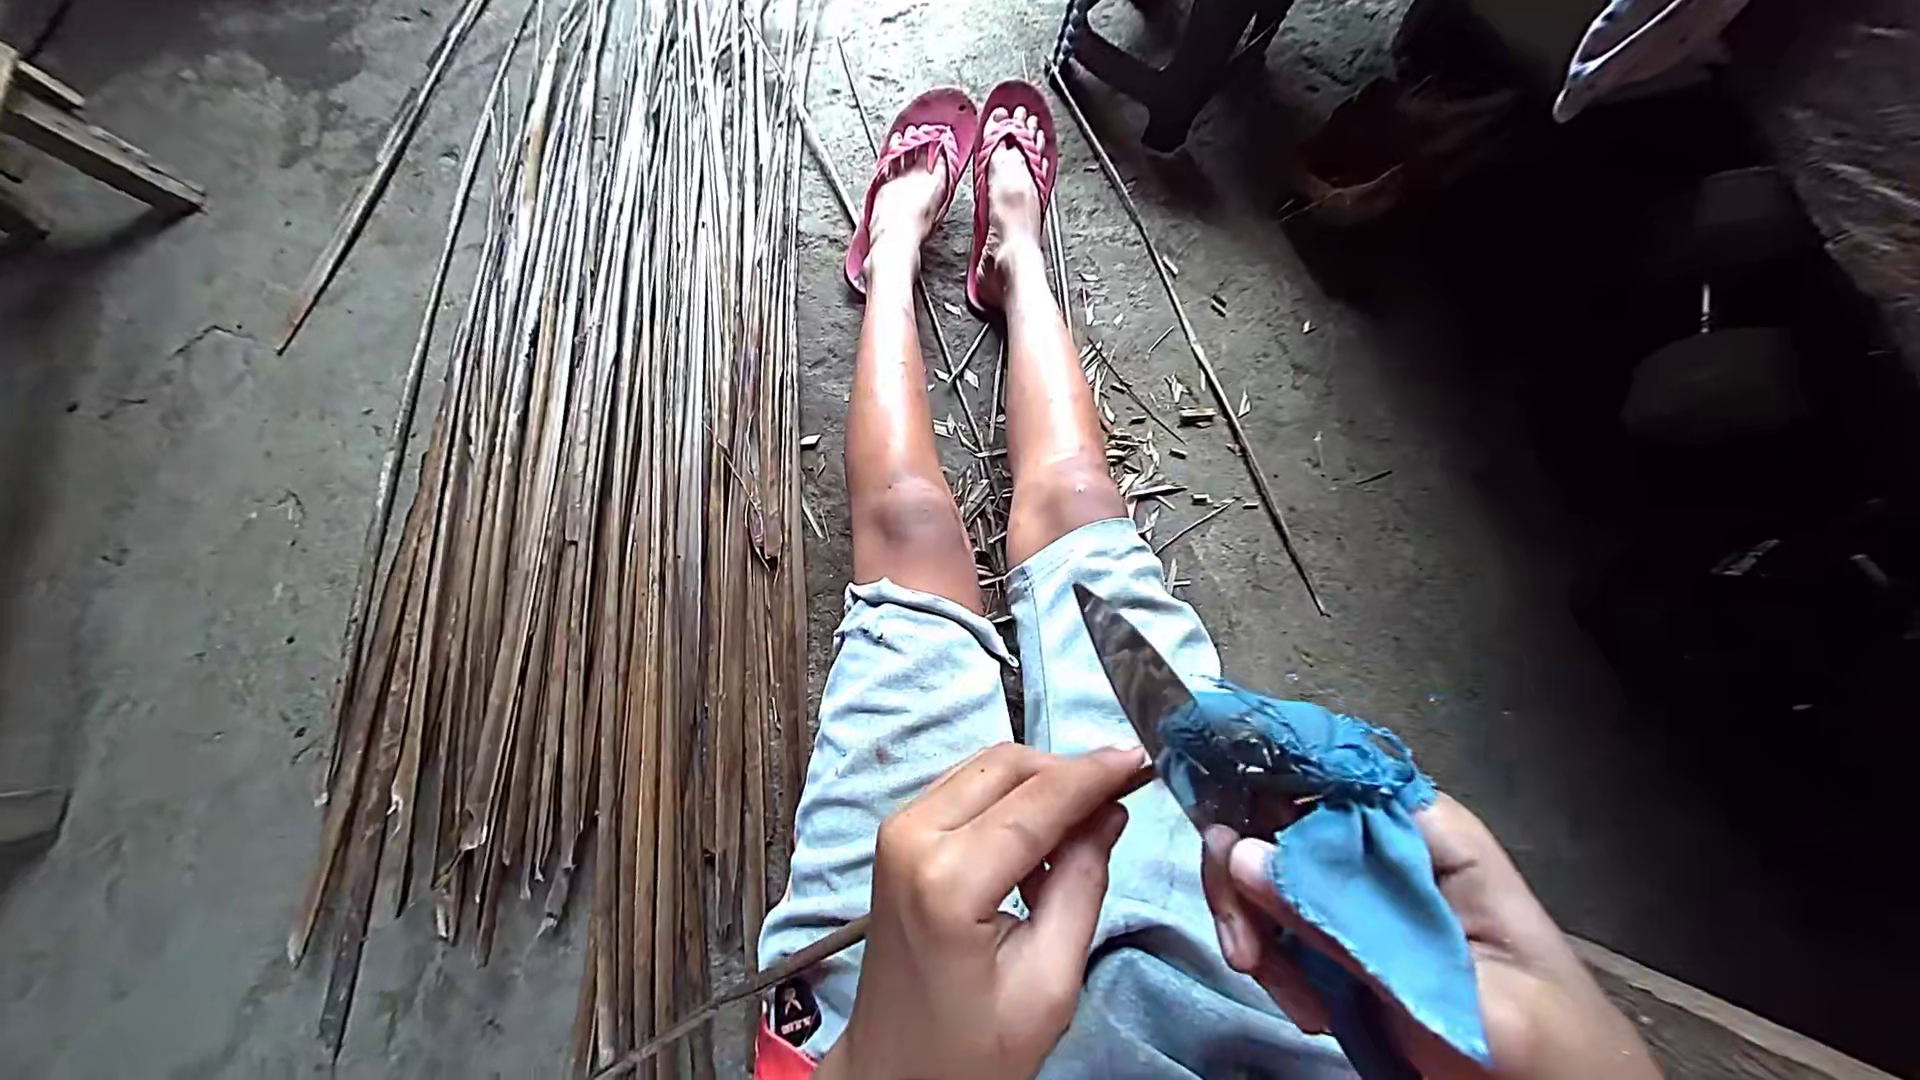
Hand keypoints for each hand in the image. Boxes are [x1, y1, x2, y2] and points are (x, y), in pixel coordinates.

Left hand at [817, 743, 1149, 1079]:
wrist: (892, 1070)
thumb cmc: (973, 1049)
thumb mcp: (1049, 983)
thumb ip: (1083, 883)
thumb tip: (1110, 810)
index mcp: (948, 878)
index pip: (1035, 802)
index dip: (1092, 775)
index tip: (1138, 758)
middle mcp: (914, 832)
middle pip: (1008, 767)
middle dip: (1069, 773)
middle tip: (1118, 793)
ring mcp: (900, 825)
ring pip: (988, 767)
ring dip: (1041, 782)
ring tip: (1079, 828)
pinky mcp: (900, 829)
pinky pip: (967, 784)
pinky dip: (1011, 796)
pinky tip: (1035, 840)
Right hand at [1201, 795, 1659, 1079]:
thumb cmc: (1545, 1060)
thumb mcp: (1455, 1000)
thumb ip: (1345, 925)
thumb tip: (1239, 852)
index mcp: (1421, 827)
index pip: (1320, 769)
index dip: (1259, 783)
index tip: (1219, 834)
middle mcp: (1376, 836)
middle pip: (1272, 813)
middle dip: (1242, 876)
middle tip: (1243, 949)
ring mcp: (1350, 878)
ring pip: (1258, 860)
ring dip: (1252, 924)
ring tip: (1281, 990)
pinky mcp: (1333, 919)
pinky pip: (1269, 909)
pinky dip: (1267, 952)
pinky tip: (1301, 1003)